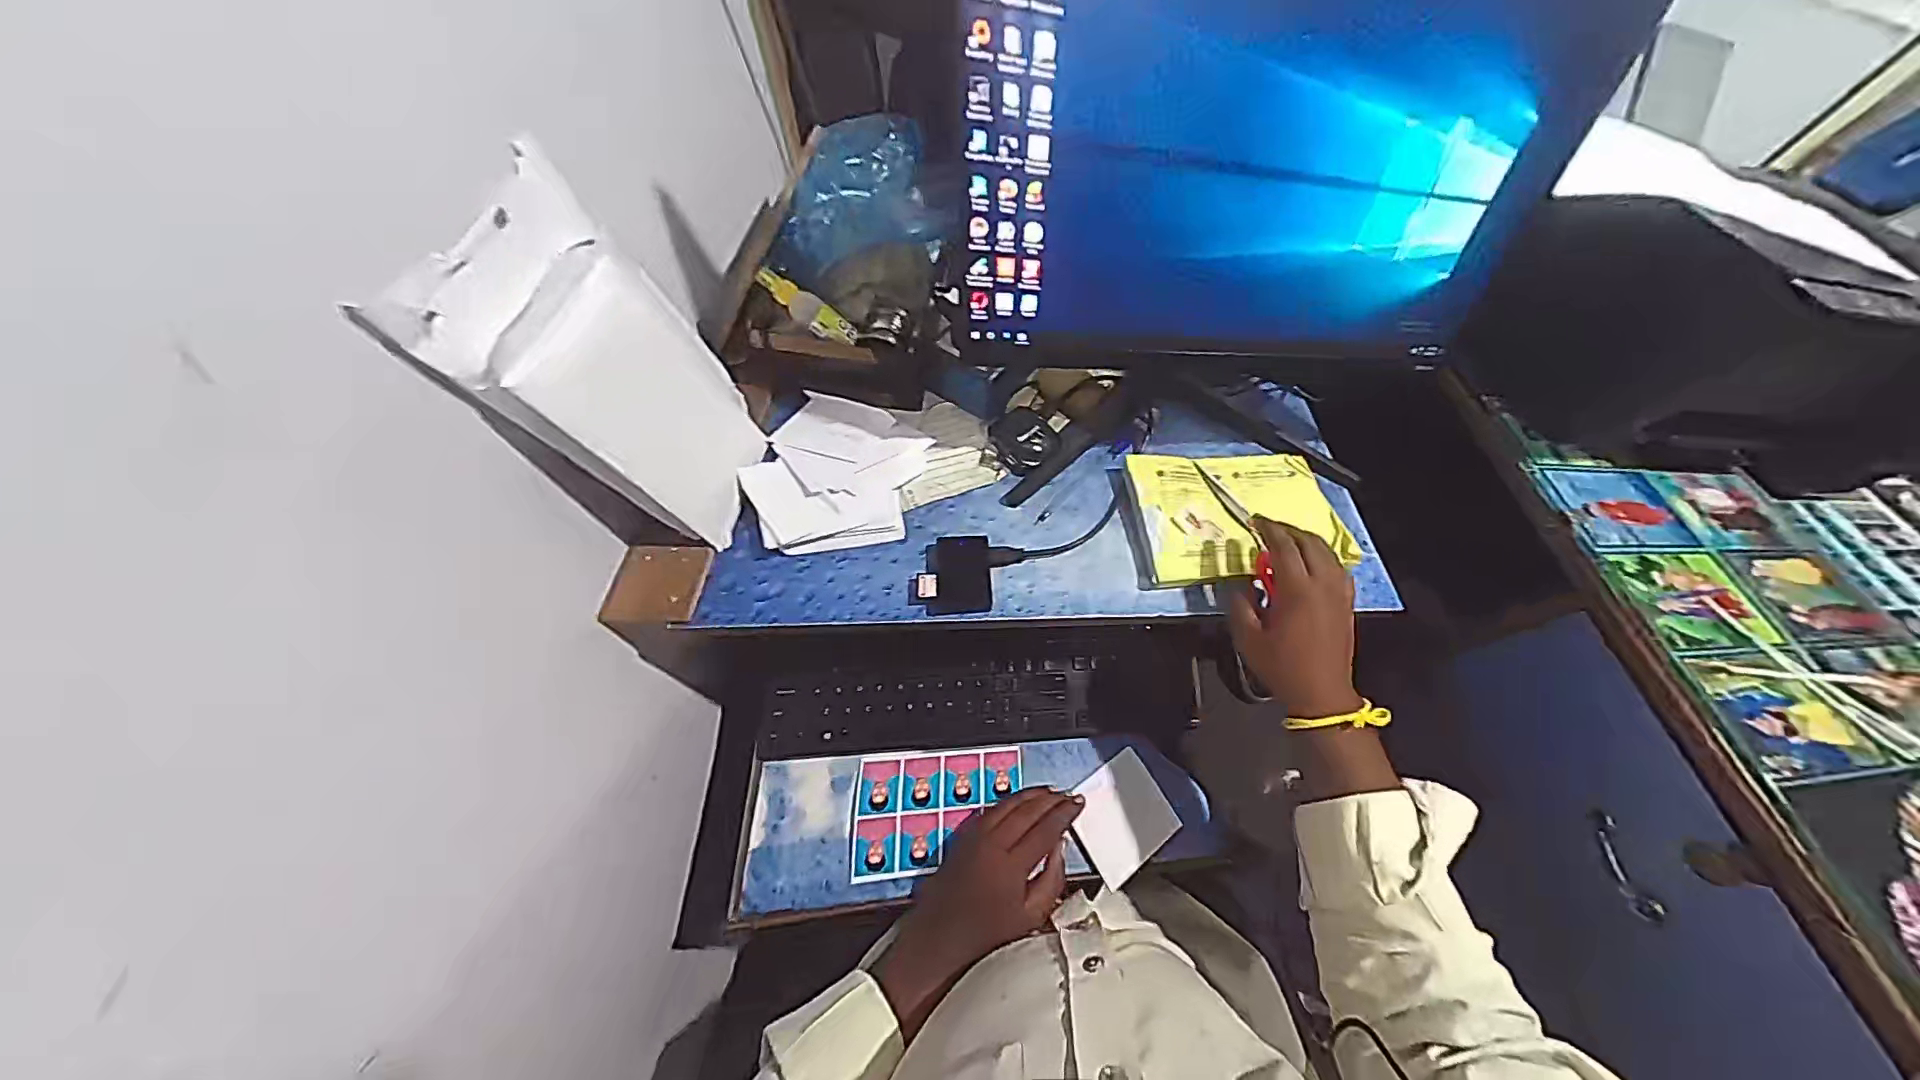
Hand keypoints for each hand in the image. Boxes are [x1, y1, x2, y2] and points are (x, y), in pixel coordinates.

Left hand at [872, 788, 1082, 1038]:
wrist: (939, 940)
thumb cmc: (985, 936)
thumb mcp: (1031, 916)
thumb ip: (1052, 879)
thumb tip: (1059, 847)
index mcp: (1011, 865)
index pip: (1045, 828)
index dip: (1065, 812)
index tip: (1077, 804)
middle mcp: (991, 845)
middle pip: (1027, 810)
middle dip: (1050, 799)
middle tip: (1066, 795)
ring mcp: (974, 838)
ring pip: (1007, 803)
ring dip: (1030, 795)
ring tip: (1048, 793)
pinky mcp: (962, 836)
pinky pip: (991, 809)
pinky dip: (1009, 801)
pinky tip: (1019, 801)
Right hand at [1228, 516, 1362, 719]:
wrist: (1321, 693)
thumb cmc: (1281, 666)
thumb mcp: (1248, 637)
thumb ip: (1241, 604)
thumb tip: (1242, 585)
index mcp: (1298, 590)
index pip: (1284, 547)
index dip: (1268, 530)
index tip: (1255, 522)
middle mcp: (1323, 585)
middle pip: (1309, 543)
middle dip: (1288, 530)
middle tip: (1268, 528)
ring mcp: (1340, 593)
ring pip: (1327, 553)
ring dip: (1306, 541)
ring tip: (1287, 542)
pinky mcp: (1347, 603)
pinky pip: (1337, 568)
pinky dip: (1322, 558)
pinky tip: (1310, 565)